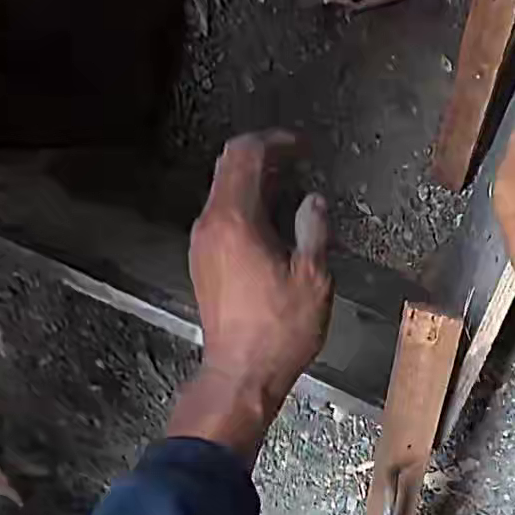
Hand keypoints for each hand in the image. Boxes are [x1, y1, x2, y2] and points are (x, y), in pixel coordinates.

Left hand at [169, 131, 333, 457]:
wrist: (242, 373)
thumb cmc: (280, 330)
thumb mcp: (313, 279)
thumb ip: (313, 231)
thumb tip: (313, 202)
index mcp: (236, 220)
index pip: (245, 155)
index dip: (273, 142)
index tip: (299, 146)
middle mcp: (210, 225)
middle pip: (228, 170)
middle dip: (262, 158)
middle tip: (295, 162)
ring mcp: (202, 247)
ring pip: (224, 196)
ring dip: (255, 186)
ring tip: (289, 195)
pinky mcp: (203, 267)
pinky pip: (222, 222)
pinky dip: (246, 211)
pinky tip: (270, 229)